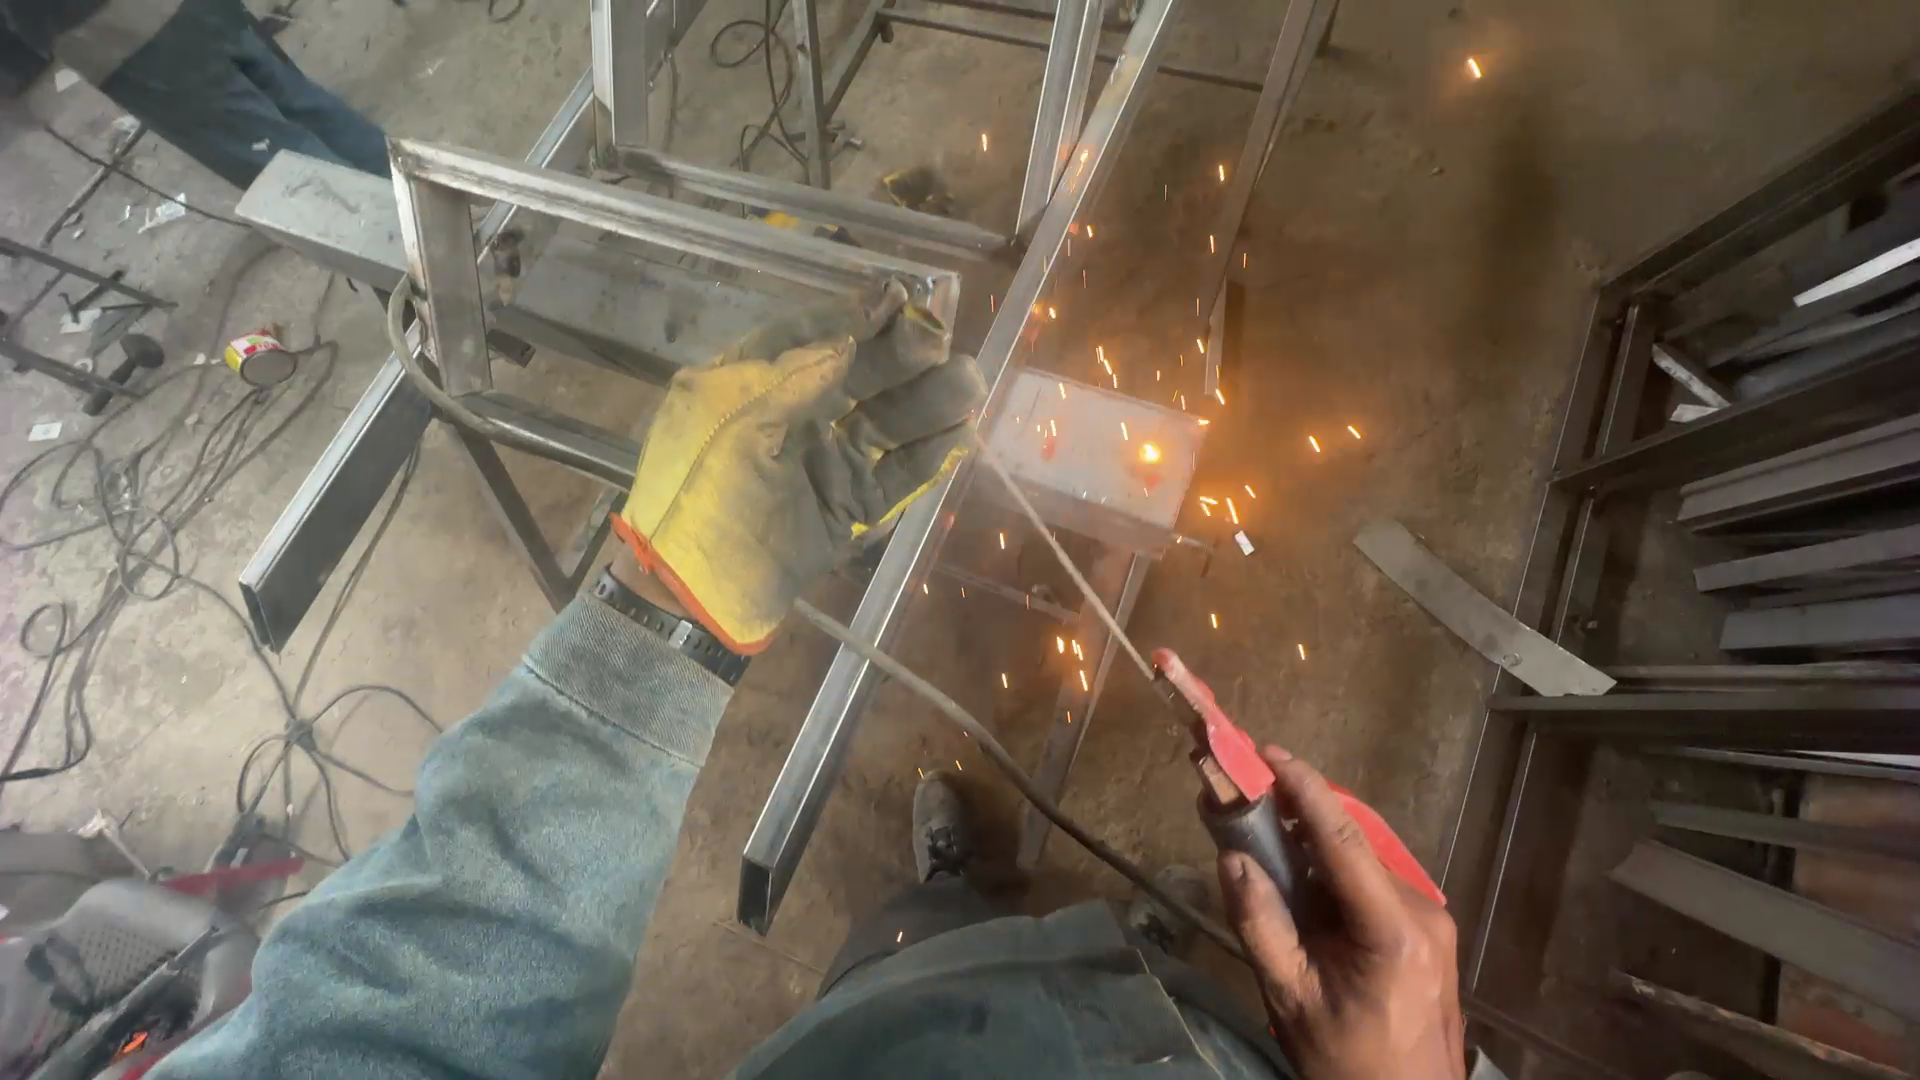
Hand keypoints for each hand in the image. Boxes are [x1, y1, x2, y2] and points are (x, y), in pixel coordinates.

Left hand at [612, 279, 984, 652]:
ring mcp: (826, 463)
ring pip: (886, 423)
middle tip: (939, 341)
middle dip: (900, 357)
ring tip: (969, 381)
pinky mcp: (851, 506)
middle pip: (857, 376)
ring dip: (928, 402)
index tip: (897, 298)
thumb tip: (849, 340)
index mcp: (748, 387)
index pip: (805, 337)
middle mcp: (792, 418)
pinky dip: (928, 455)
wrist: (697, 595)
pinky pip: (897, 476)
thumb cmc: (700, 498)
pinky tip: (960, 432)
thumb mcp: (730, 422)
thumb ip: (791, 377)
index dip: (850, 316)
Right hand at [1217, 748, 1463, 1079]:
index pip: (1342, 838)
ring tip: (1263, 831)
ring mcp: (1430, 918)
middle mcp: (1421, 910)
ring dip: (1311, 837)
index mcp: (1392, 929)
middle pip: (1349, 840)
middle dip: (1298, 809)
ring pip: (1359, 856)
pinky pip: (1368, 877)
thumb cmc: (1347, 1062)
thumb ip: (1259, 925)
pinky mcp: (1426, 928)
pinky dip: (1329, 864)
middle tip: (1247, 791)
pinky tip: (1298, 873)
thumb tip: (1231, 855)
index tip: (1267, 752)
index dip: (1304, 788)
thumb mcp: (1289, 1000)